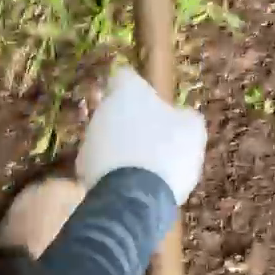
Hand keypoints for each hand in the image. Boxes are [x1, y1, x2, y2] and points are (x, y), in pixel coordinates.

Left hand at [76, 68, 207, 205]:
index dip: (139, 87)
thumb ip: (184, 116)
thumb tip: (179, 116)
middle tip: (154, 138)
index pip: (126, 76)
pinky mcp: (83, 169)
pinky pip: (102, 164)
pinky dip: (114, 170)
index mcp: (127, 93)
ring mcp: (89, 140)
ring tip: (145, 167)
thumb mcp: (192, 130)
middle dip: (130, 120)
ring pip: (107, 137)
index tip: (151, 99)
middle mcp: (102, 111)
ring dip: (121, 147)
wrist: (135, 197)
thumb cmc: (167, 153)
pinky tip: (132, 184)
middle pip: (115, 109)